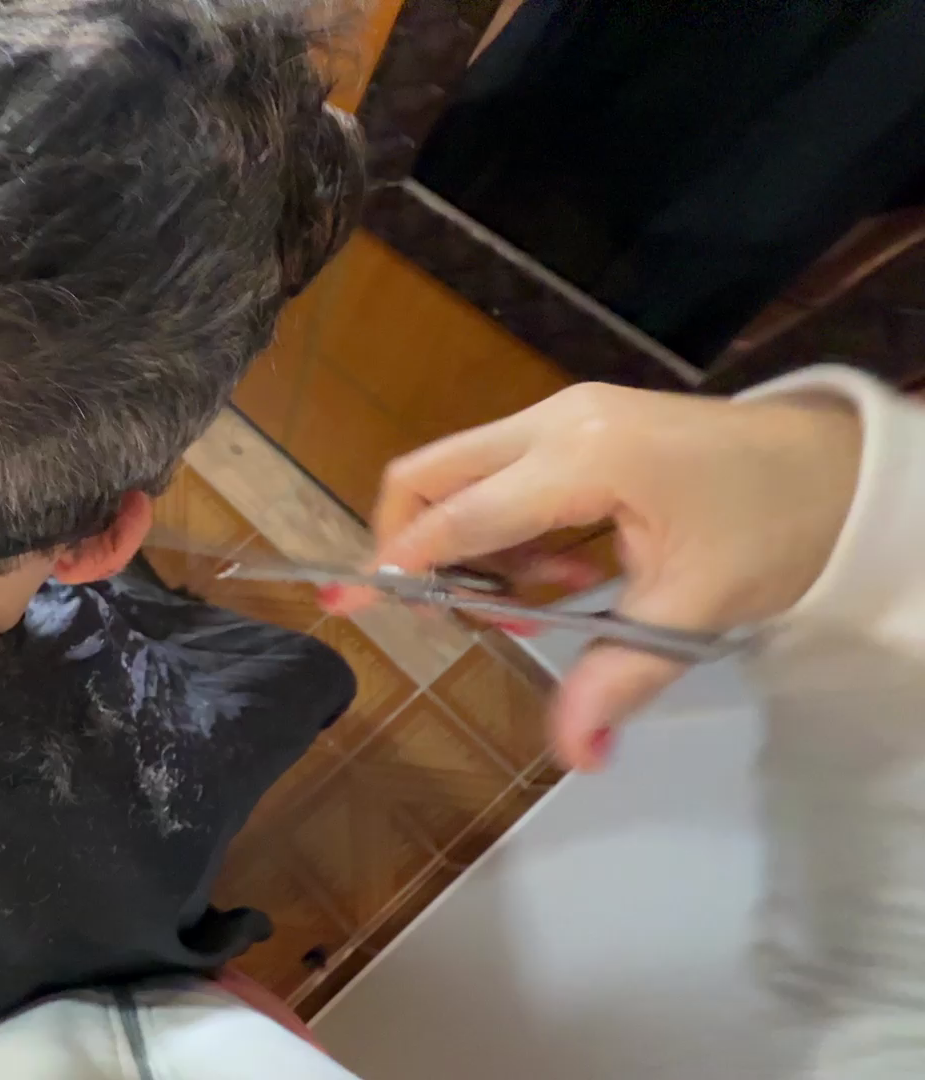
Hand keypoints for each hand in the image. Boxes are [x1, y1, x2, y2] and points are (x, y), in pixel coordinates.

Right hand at [330, 384, 860, 770]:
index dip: (397, 564)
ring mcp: (554, 412)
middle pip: (425, 474)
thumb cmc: (784, 533)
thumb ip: (618, 677)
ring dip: (455, 537)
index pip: (458, 518)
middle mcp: (553, 422)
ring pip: (447, 470)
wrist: (854, 466)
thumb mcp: (699, 611)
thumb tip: (576, 757)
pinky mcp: (561, 418)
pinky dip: (487, 522)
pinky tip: (548, 563)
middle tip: (430, 599)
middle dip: (402, 539)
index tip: (343, 598)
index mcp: (588, 462)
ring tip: (525, 593)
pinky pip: (484, 470)